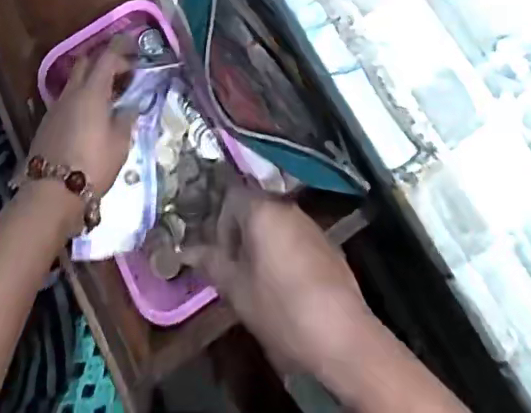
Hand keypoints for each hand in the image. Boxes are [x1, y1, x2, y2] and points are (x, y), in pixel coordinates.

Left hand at [28, 37, 138, 195]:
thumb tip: (129, 106)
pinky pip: (67, 100)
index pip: (107, 58)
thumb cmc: (93, 164)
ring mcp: (56, 107)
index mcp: (92, 92)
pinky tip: (90, 114)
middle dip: (103, 60)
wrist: (51, 193)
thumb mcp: (120, 143)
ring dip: (90, 80)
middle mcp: (71, 93)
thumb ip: (126, 119)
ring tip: (109, 94)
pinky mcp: (47, 123)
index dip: (120, 49)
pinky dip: (80, 98)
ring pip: (74, 82)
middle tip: (122, 70)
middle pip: (85, 63)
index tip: (133, 45)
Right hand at [187, 184, 382, 376]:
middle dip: (241, 236)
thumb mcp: (237, 290)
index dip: (220, 224)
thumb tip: (188, 252)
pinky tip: (288, 288)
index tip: (221, 256)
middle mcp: (287, 208)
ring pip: (277, 225)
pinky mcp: (330, 246)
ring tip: (260, 282)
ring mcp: (312, 225)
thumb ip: (212, 264)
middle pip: (255, 209)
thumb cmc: (280, 307)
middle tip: (236, 270)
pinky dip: (286, 254)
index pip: (231, 197)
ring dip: (264, 245)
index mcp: (262, 209)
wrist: (341, 334)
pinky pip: (297, 240)